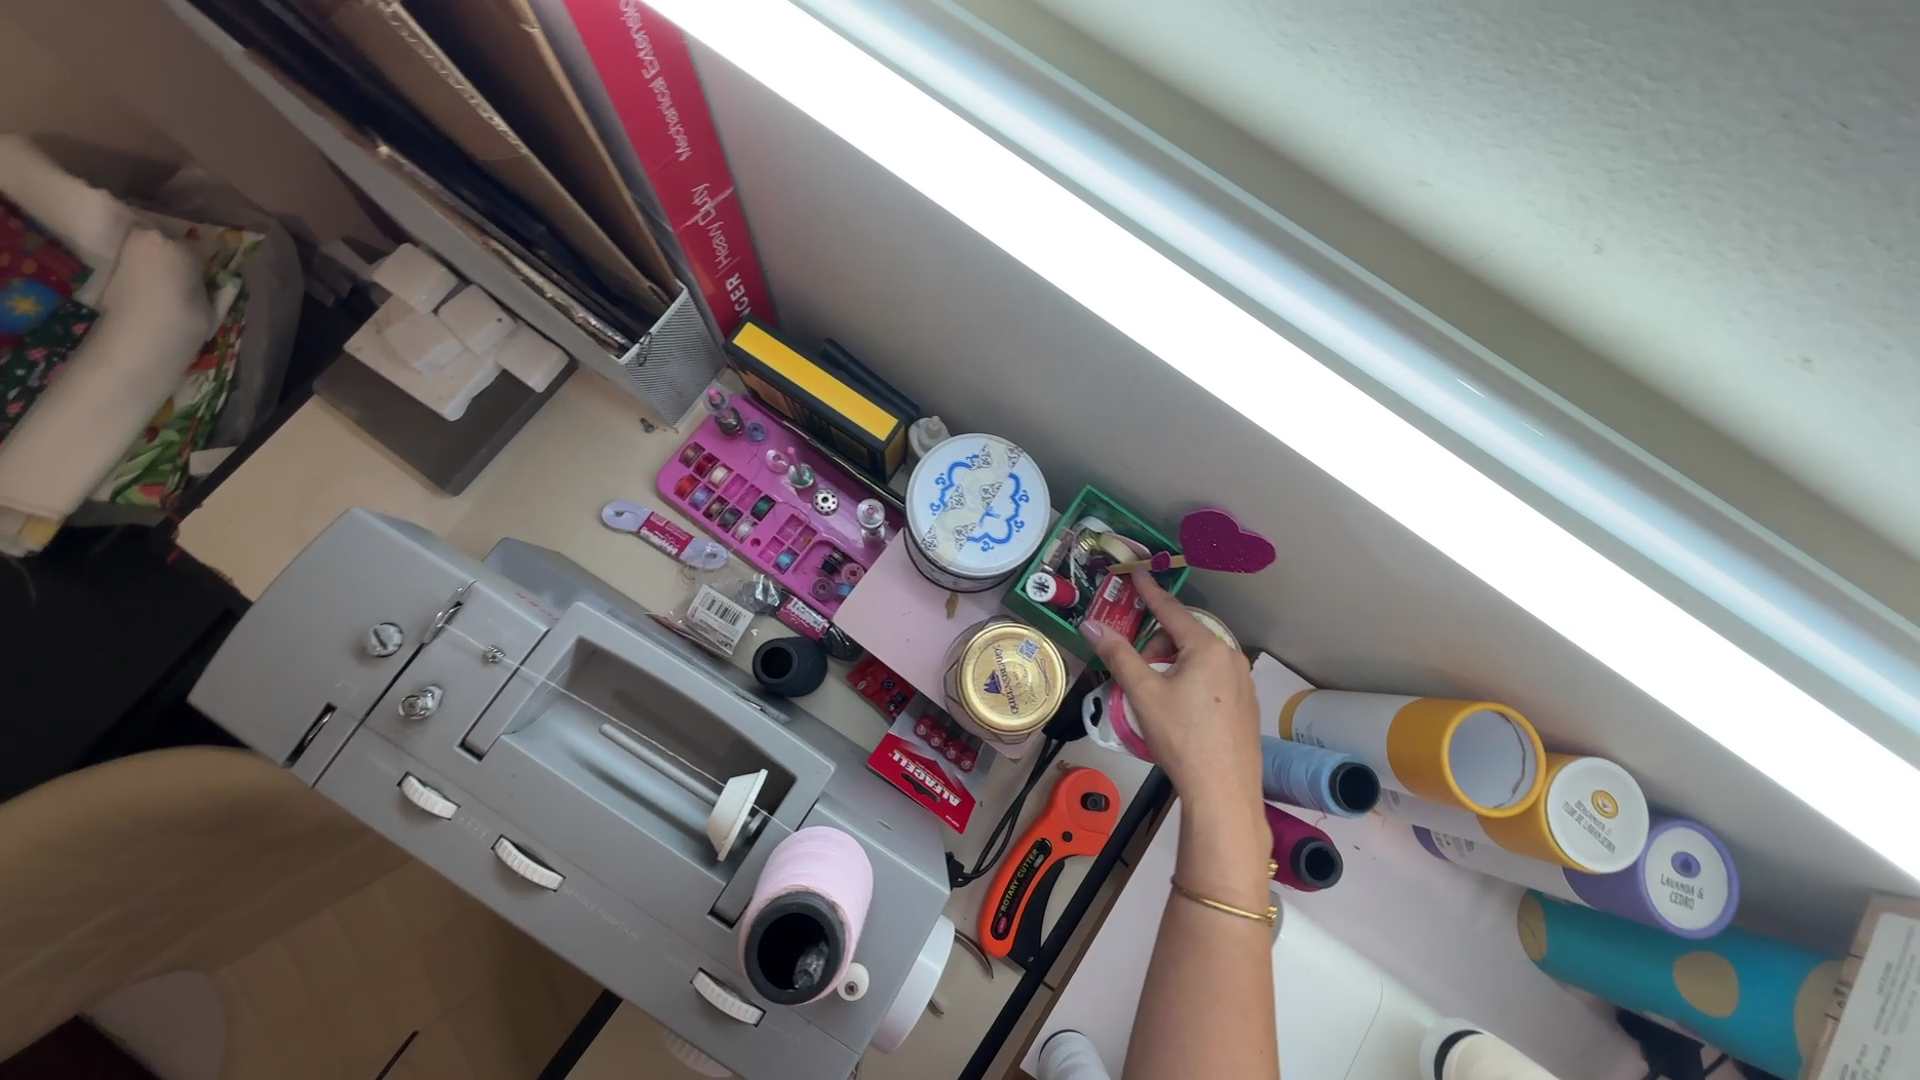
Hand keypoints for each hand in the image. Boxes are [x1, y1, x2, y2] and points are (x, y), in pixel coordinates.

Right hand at [1082, 572, 1269, 898]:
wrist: (1222, 792)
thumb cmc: (1182, 738)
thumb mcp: (1143, 693)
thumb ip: (1117, 654)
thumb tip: (1091, 625)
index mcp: (1208, 648)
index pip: (1172, 610)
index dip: (1149, 591)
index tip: (1137, 572)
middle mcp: (1231, 657)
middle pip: (1184, 636)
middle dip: (1156, 646)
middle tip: (1139, 672)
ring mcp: (1243, 682)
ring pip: (1198, 658)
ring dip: (1172, 665)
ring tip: (1157, 697)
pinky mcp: (1246, 705)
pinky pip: (1212, 677)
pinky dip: (1190, 681)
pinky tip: (1180, 711)